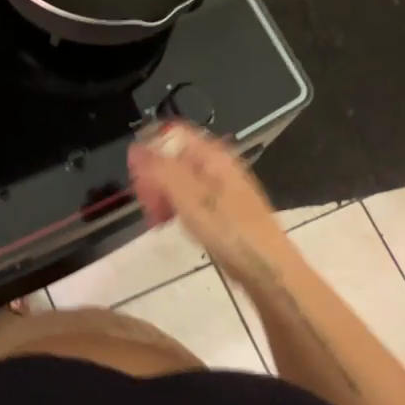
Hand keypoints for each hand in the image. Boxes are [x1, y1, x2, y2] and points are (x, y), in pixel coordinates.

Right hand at [127, 123, 284, 270]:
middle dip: (154, 177)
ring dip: (163, 195)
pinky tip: (173, 225)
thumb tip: (135, 147)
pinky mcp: (223, 211)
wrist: (269, 270)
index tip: (137, 176)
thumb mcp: (188, 197)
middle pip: (174, 157)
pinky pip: (190, 199)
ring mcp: (221, 189)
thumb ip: (160, 169)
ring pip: (180, 180)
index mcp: (211, 156)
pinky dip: (176, 208)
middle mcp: (217, 166)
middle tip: (148, 204)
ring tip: (157, 220)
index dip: (150, 149)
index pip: (172, 134)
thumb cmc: (229, 231)